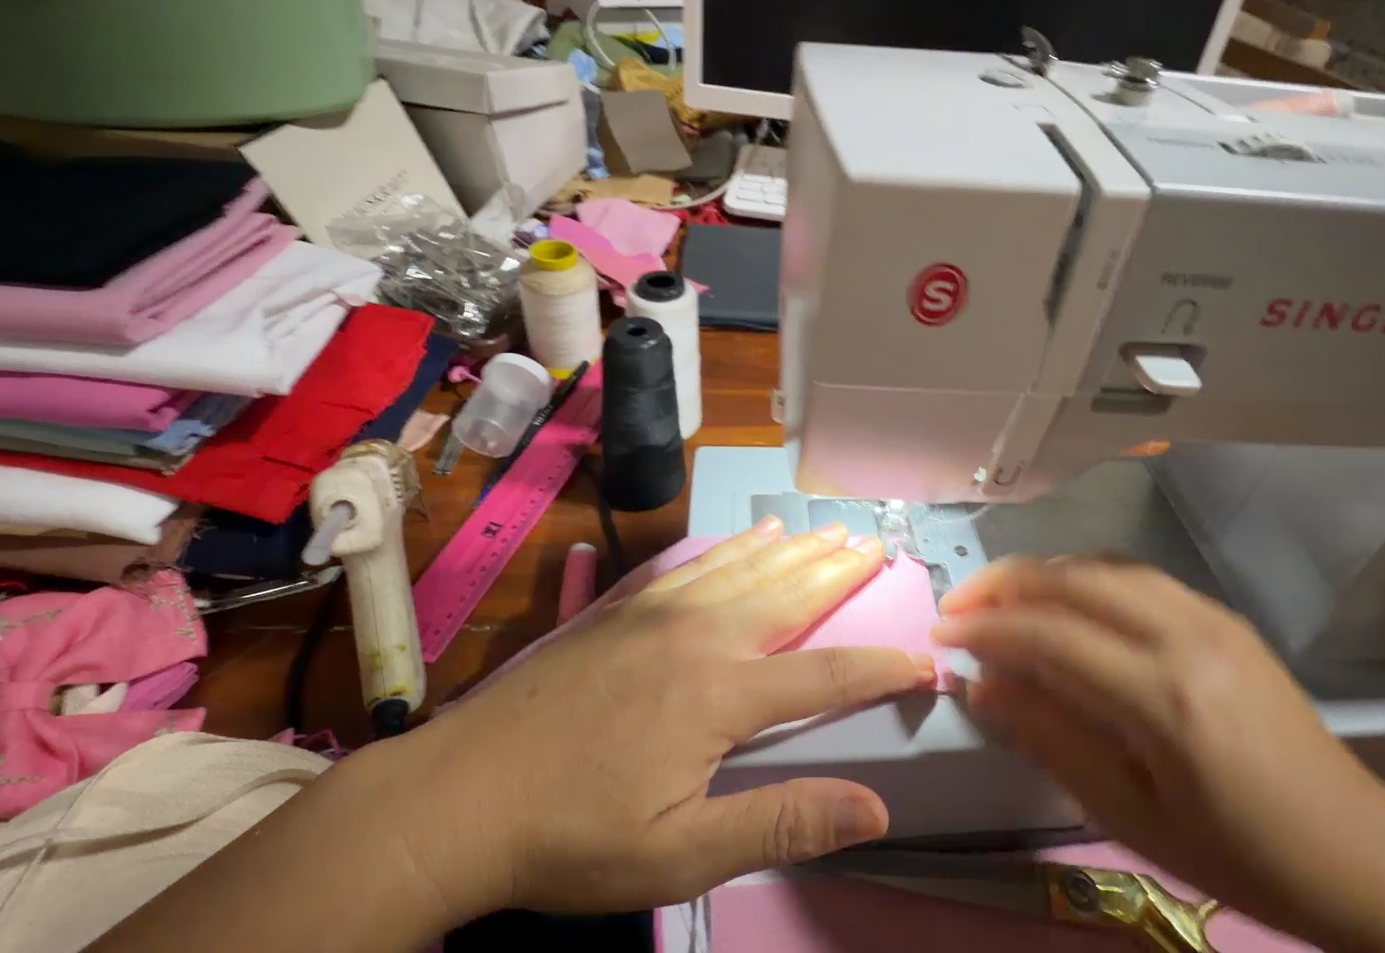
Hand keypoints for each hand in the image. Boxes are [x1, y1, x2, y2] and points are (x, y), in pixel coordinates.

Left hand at [375, 517, 935, 922]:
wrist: (459, 795)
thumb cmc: (573, 835)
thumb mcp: (682, 854)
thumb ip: (781, 824)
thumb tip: (876, 809)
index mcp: (720, 694)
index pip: (825, 675)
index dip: (881, 668)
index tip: (925, 660)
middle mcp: (697, 636)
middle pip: (788, 595)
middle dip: (839, 572)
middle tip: (878, 546)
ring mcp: (654, 613)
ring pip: (744, 569)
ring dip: (794, 550)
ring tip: (830, 530)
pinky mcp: (618, 608)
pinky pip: (693, 563)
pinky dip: (733, 548)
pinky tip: (749, 537)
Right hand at [932, 558, 1384, 942]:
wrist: (1355, 849)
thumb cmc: (1236, 853)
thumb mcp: (1128, 815)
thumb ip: (1049, 739)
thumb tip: (982, 686)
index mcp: (1165, 699)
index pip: (1050, 635)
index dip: (986, 627)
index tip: (941, 634)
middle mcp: (1188, 638)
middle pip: (1074, 580)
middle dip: (1004, 582)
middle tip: (958, 604)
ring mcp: (1212, 618)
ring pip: (1104, 566)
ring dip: (1042, 573)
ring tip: (997, 597)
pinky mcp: (1224, 617)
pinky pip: (1137, 576)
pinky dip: (1084, 578)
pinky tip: (1061, 601)